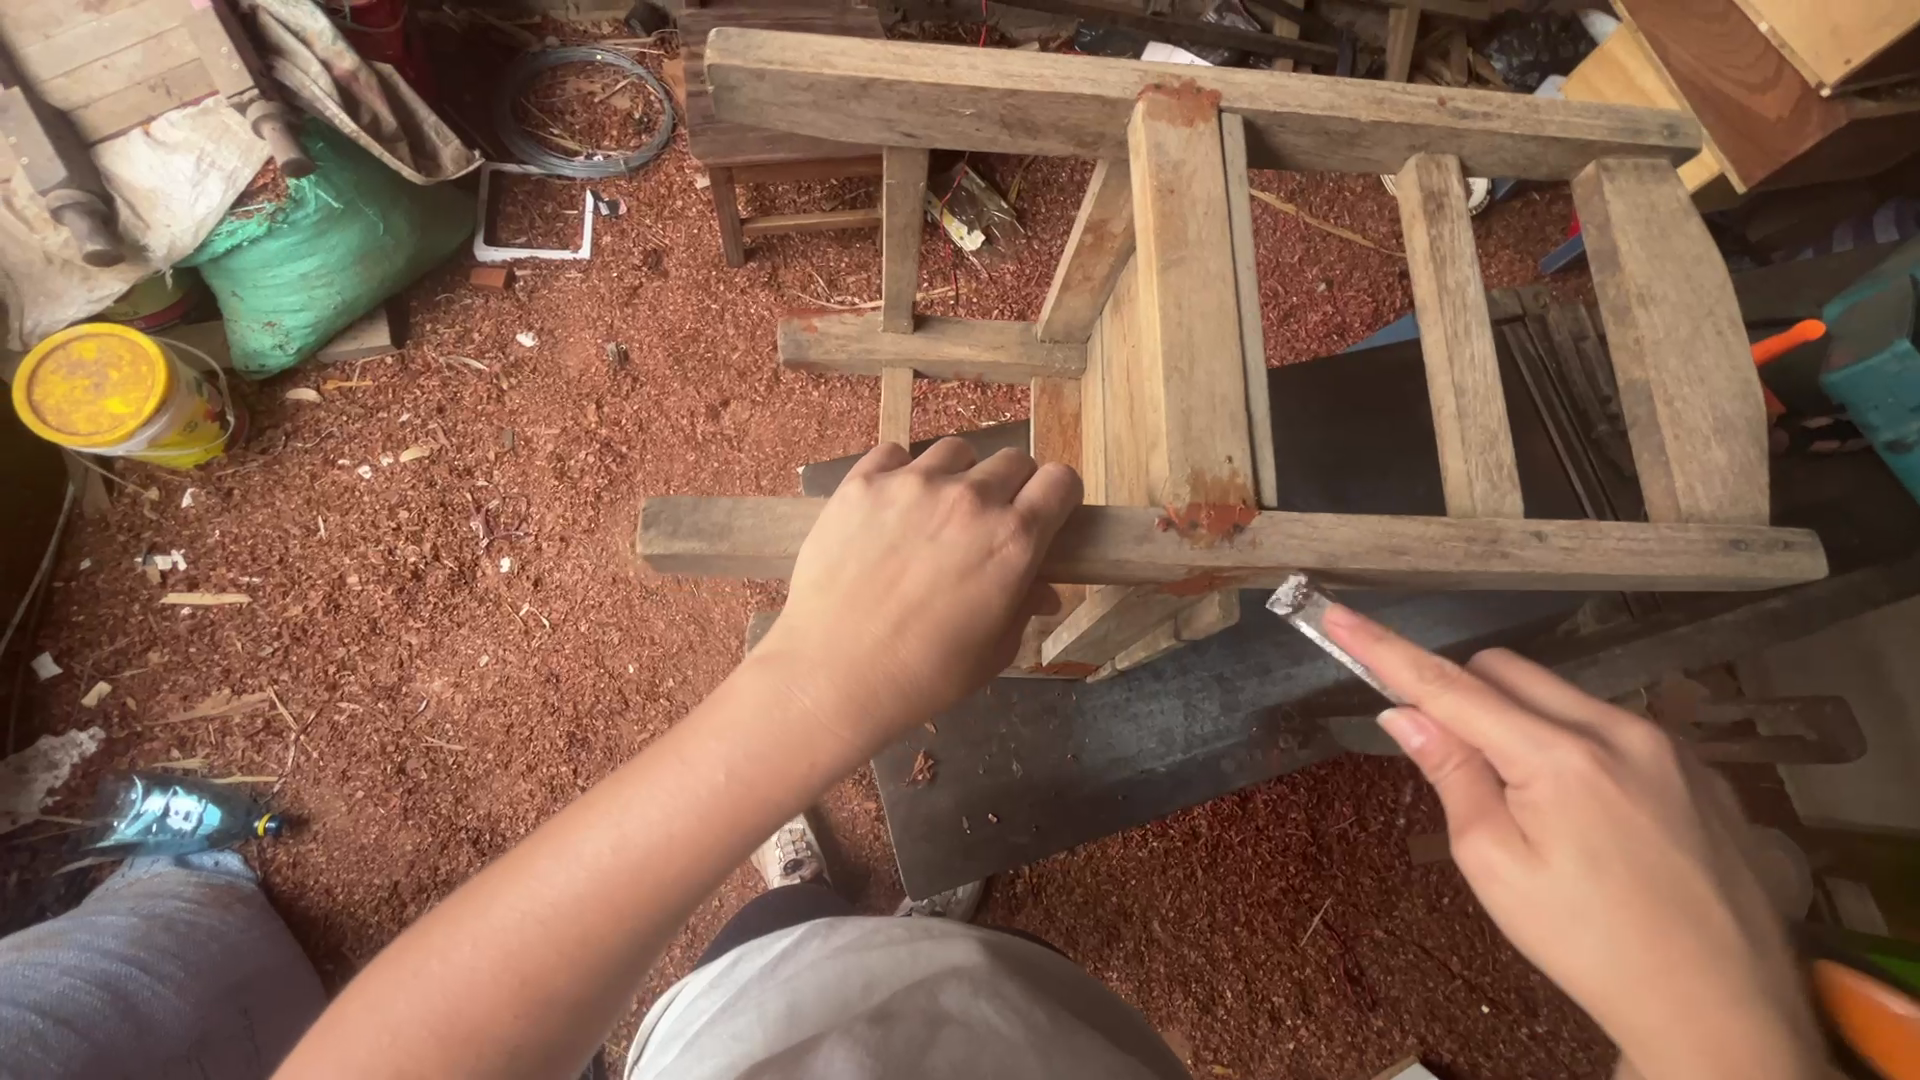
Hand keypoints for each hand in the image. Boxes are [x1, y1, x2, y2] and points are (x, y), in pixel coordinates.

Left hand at [752, 439, 1080, 757]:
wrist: (832, 674)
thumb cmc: (924, 676)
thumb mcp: (993, 651)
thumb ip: (1023, 608)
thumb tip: (1042, 590)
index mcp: (1013, 539)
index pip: (1061, 480)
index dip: (1058, 497)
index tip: (1045, 514)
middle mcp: (970, 499)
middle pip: (1012, 460)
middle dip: (1011, 487)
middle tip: (987, 523)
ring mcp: (913, 483)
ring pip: (956, 451)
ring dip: (958, 475)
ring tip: (935, 511)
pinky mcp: (863, 483)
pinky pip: (894, 453)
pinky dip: (900, 472)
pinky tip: (890, 506)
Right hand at [1323, 604, 1823, 1079]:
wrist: (1724, 1016)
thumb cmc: (1585, 943)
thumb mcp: (1493, 863)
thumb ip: (1450, 774)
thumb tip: (1404, 714)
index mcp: (1559, 759)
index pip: (1447, 686)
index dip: (1384, 648)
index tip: (1337, 614)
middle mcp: (1619, 731)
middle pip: (1503, 670)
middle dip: (1463, 695)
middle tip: (1458, 761)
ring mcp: (1669, 747)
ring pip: (1556, 693)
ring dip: (1518, 720)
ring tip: (1534, 804)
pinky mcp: (1699, 769)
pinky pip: (1607, 723)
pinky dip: (1569, 741)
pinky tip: (1591, 817)